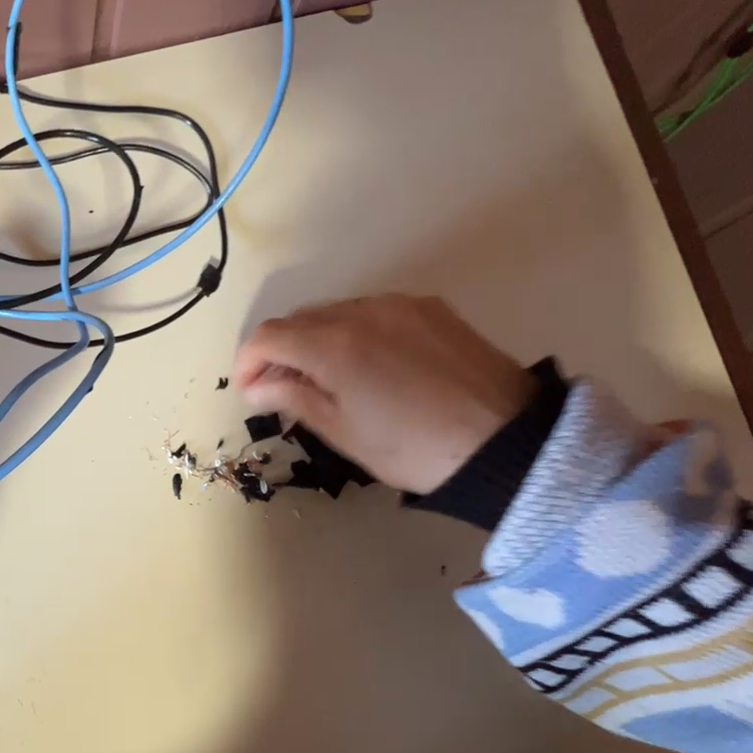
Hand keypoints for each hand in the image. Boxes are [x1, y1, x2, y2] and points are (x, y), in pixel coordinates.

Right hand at [232, 295, 534, 493]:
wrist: (505, 441)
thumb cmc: (411, 448)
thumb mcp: (342, 432)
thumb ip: (293, 398)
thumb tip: (256, 386)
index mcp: (335, 345)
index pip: (269, 336)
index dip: (247, 361)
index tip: (246, 390)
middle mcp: (364, 311)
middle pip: (300, 319)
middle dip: (279, 350)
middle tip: (278, 388)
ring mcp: (401, 305)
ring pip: (336, 312)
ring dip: (315, 340)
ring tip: (321, 378)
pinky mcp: (431, 309)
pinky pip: (372, 312)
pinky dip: (351, 333)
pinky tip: (363, 366)